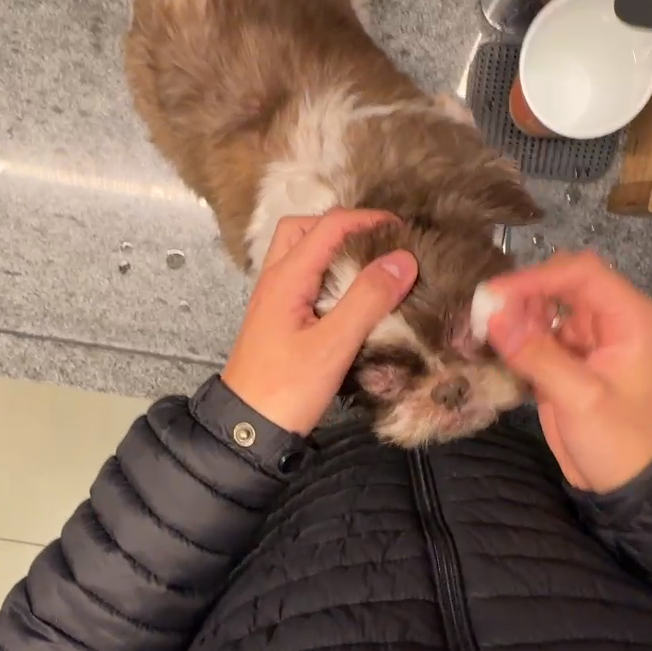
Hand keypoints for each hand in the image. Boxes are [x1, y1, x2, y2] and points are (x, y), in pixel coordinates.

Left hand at [221, 210, 418, 433]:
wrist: (247, 430)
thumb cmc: (287, 389)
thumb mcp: (333, 345)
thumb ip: (367, 300)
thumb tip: (403, 260)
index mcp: (286, 278)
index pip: (329, 227)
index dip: (368, 221)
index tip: (404, 232)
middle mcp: (274, 281)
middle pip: (304, 230)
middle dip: (343, 227)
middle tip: (379, 244)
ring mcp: (272, 302)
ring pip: (300, 256)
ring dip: (332, 251)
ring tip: (368, 267)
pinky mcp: (276, 322)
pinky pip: (301, 281)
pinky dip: (326, 276)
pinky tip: (349, 298)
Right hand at [485, 251, 651, 492]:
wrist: (623, 482)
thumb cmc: (615, 440)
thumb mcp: (578, 398)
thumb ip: (536, 355)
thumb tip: (492, 317)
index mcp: (631, 317)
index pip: (581, 274)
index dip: (535, 278)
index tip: (494, 296)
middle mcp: (613, 317)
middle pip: (562, 281)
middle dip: (523, 293)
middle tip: (484, 313)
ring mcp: (590, 336)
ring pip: (547, 303)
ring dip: (516, 312)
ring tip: (485, 330)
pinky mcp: (569, 355)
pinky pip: (539, 329)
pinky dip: (516, 333)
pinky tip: (495, 343)